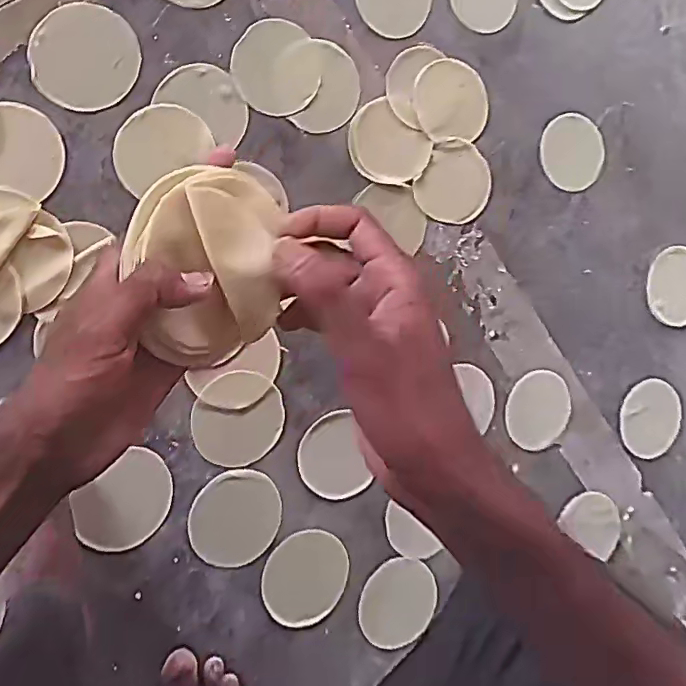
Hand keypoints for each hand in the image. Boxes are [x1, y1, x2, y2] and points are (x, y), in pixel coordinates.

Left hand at [10, 148, 239, 491]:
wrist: (60, 441)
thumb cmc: (71, 375)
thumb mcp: (103, 321)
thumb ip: (149, 291)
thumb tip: (203, 278)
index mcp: (120, 272)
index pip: (157, 220)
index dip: (186, 190)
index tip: (222, 162)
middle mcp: (144, 293)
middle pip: (188, 254)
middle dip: (220, 234)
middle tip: (266, 217)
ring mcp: (161, 327)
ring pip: (202, 294)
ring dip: (231, 280)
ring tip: (273, 261)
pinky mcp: (173, 361)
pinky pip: (208, 337)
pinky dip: (231, 328)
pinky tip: (259, 317)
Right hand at [273, 206, 491, 506]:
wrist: (431, 466)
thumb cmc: (405, 406)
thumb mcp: (363, 346)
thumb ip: (325, 294)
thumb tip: (283, 249)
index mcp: (396, 280)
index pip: (356, 225)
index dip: (317, 220)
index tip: (274, 234)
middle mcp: (385, 293)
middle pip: (338, 252)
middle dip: (299, 252)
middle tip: (254, 265)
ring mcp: (372, 322)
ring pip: (329, 285)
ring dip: (297, 284)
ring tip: (258, 294)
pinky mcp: (361, 349)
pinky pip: (328, 316)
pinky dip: (303, 313)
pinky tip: (278, 324)